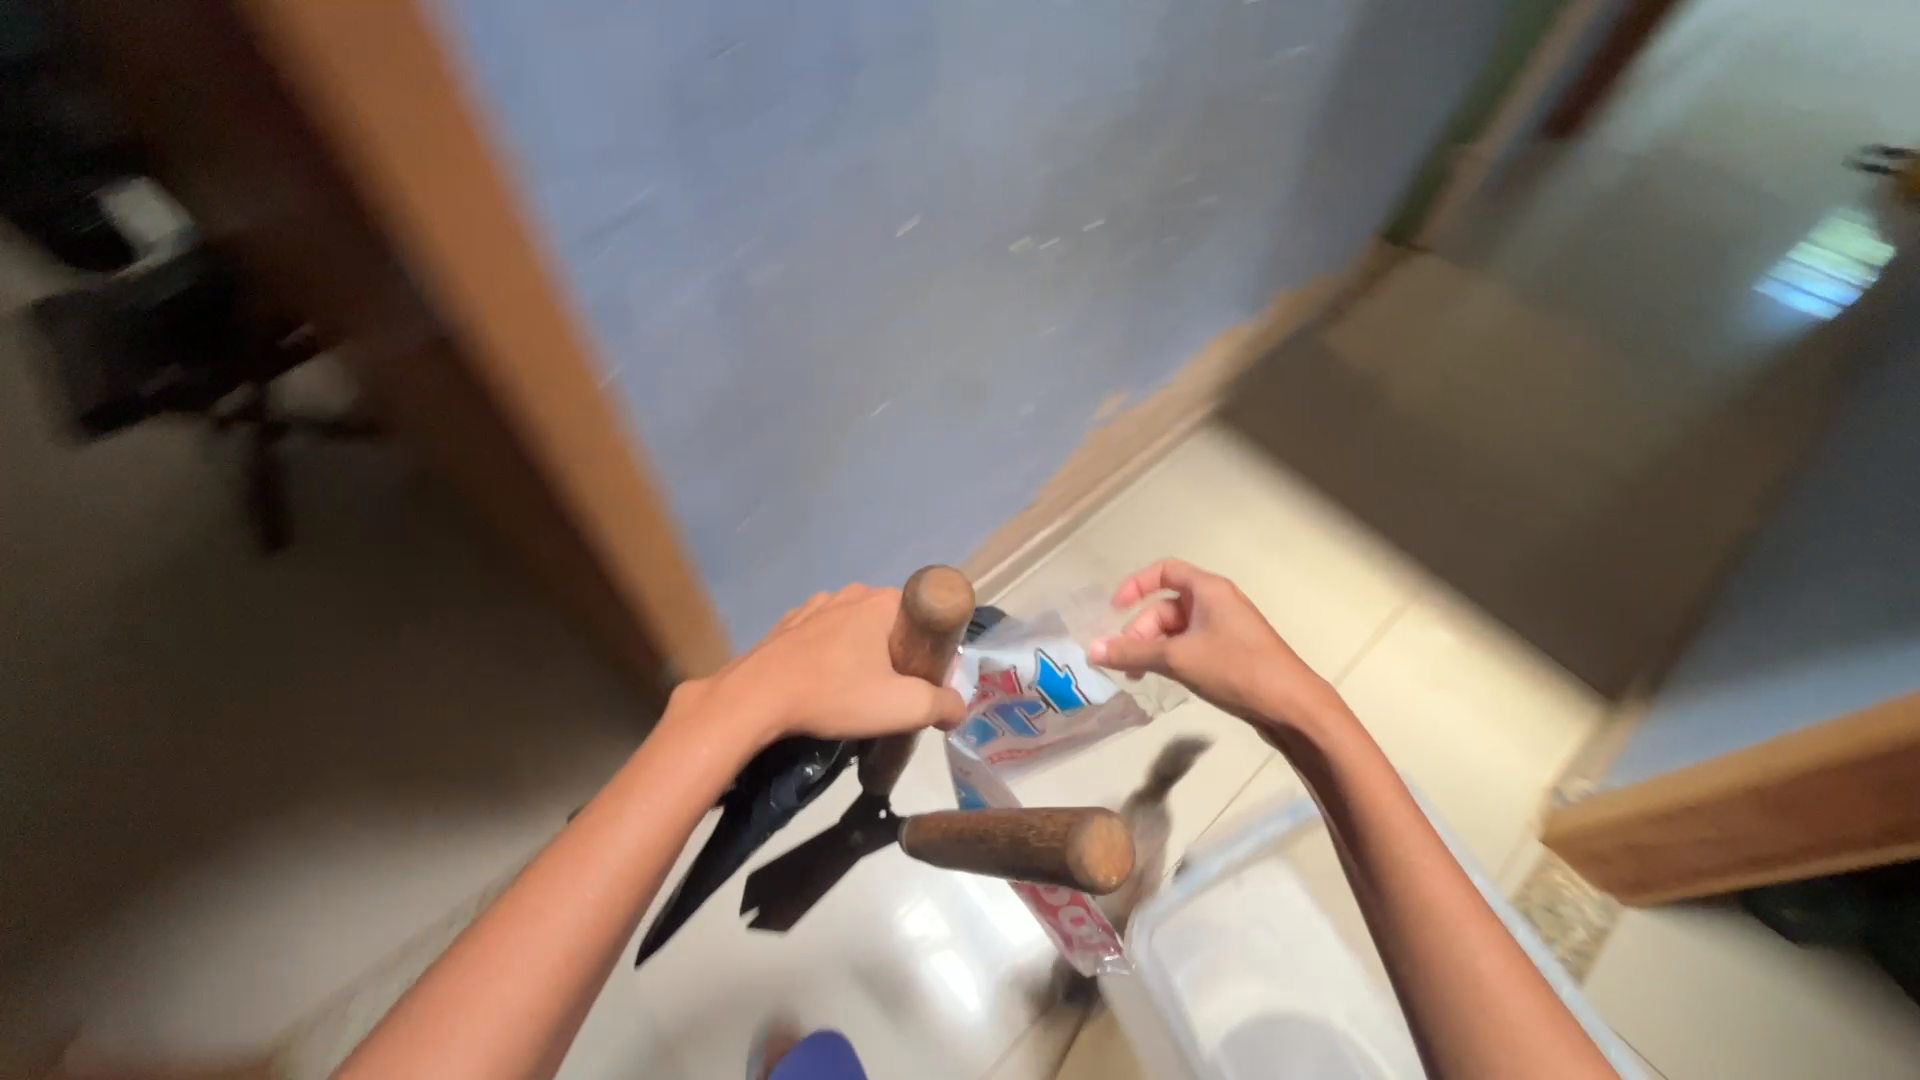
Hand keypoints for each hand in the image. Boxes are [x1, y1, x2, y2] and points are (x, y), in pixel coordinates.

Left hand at [678, 584, 967, 748]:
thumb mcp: (903, 708)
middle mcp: (852, 594)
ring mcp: (815, 605)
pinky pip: (824, 637)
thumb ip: (943, 705)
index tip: (922, 684)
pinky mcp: (789, 623)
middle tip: (890, 697)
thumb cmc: (834, 695)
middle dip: (897, 657)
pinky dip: (830, 657)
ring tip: (853, 694)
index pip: (925, 619)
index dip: (931, 653)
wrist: (755, 699)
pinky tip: (822, 685)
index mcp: (883, 602)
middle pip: (893, 625)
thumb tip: (957, 708)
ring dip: (862, 657)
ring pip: (856, 630)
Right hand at [1088, 558, 1336, 726]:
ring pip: (1176, 630)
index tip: (1114, 610)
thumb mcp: (1177, 658)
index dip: (1135, 585)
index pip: (1164, 571)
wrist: (1292, 706)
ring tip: (1137, 676)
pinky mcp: (1230, 653)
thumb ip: (1132, 653)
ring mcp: (1225, 629)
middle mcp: (1217, 602)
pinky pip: (1190, 647)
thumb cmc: (1236, 669)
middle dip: (1140, 631)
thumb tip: (1092, 650)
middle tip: (1125, 661)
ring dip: (1153, 649)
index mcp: (1208, 589)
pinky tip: (1162, 680)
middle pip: (1166, 606)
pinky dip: (1171, 658)